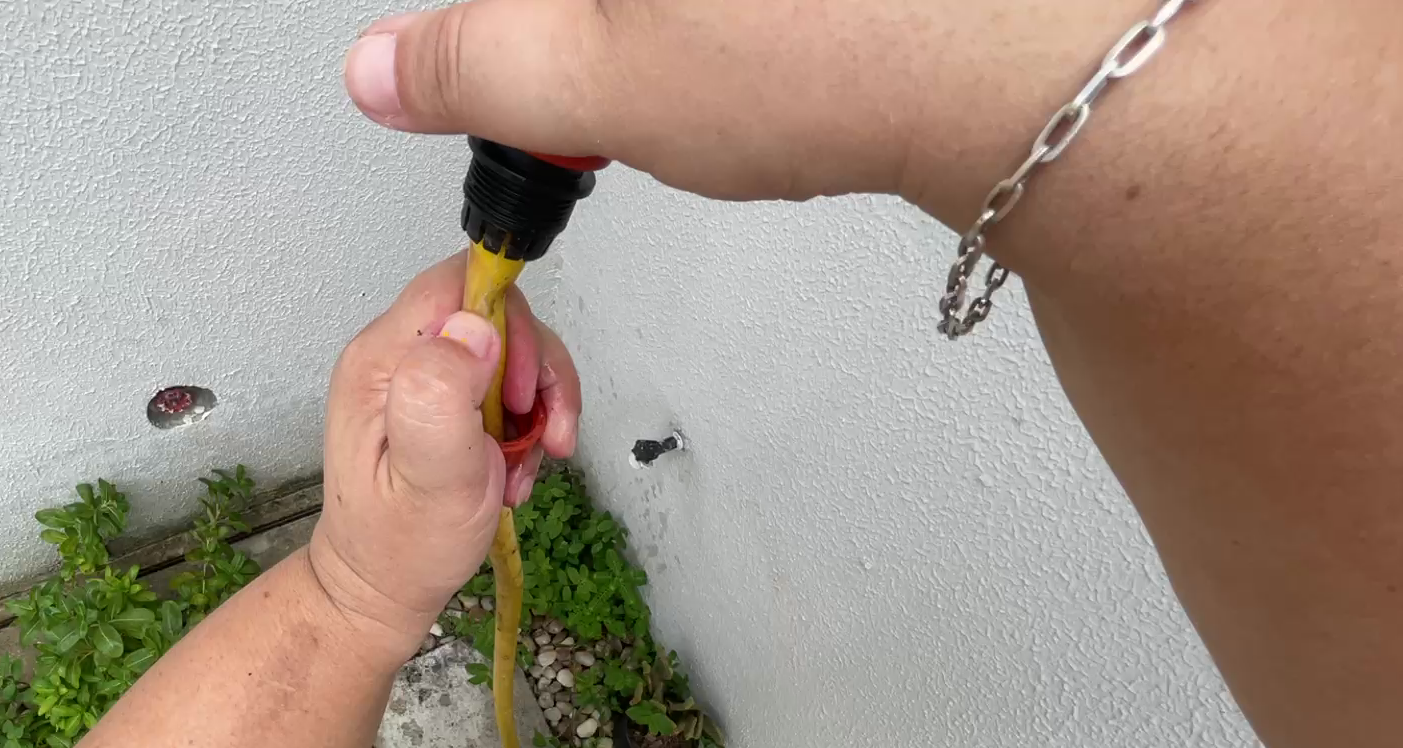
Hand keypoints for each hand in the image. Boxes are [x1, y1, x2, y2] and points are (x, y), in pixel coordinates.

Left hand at [308, 253, 580, 655]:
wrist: (382, 589)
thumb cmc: (403, 546)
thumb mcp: (429, 478)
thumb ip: (443, 397)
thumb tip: (475, 330)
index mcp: (383, 362)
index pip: (458, 287)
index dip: (510, 327)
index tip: (526, 395)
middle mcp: (397, 360)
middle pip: (493, 318)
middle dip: (536, 377)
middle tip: (544, 439)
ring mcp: (419, 384)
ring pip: (507, 357)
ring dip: (537, 411)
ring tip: (525, 469)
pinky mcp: (441, 407)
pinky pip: (502, 392)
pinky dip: (524, 430)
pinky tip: (513, 472)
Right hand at [342, 0, 1150, 216]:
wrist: (1025, 55)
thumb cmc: (830, 59)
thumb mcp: (597, 85)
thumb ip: (469, 70)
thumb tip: (377, 72)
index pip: (503, 2)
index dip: (504, 44)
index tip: (549, 79)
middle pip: (577, 2)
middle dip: (587, 40)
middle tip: (642, 78)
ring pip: (635, 5)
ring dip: (642, 35)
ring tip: (710, 57)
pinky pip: (696, 8)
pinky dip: (694, 24)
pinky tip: (740, 31)